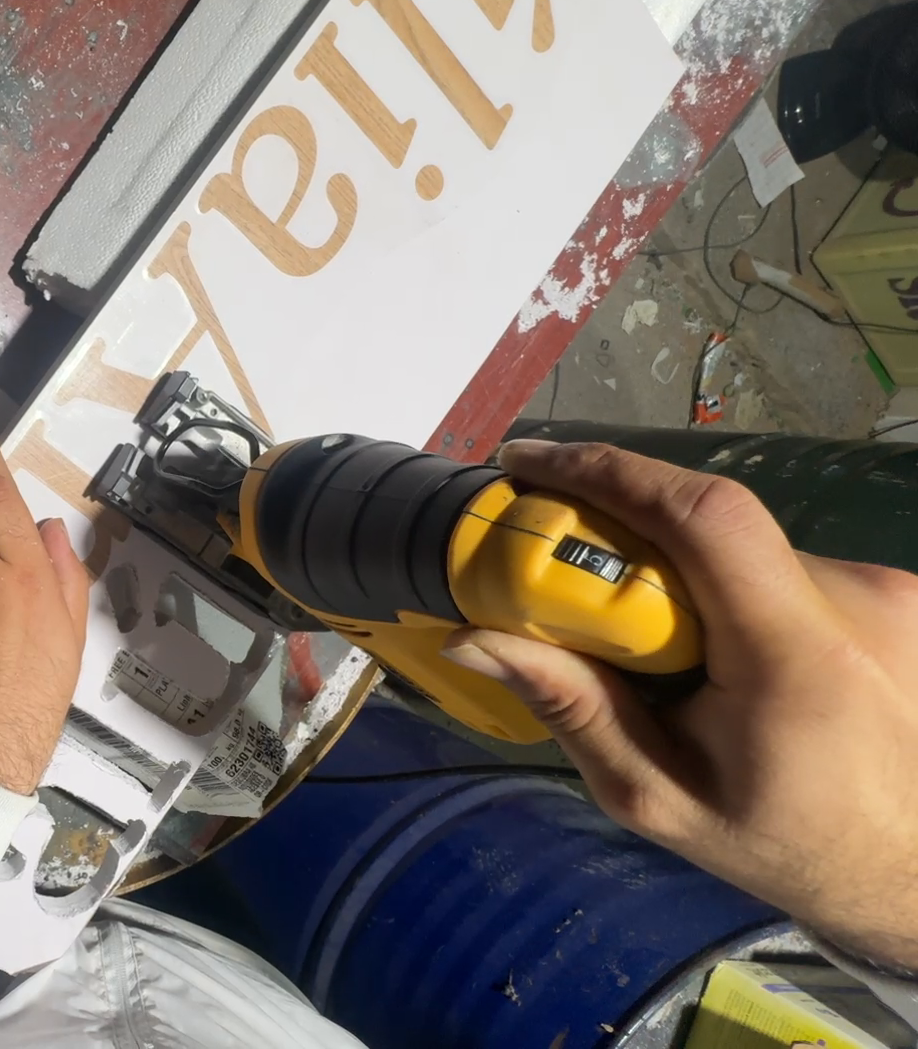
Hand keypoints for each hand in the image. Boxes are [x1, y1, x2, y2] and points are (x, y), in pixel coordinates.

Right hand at [442, 440, 917, 968]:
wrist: (917, 875)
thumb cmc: (780, 840)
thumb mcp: (649, 791)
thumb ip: (567, 706)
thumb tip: (466, 640)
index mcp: (800, 655)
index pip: (703, 516)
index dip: (606, 471)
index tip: (522, 463)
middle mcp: (861, 602)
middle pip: (702, 523)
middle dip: (608, 527)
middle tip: (542, 558)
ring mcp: (887, 594)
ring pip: (730, 542)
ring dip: (657, 560)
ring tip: (623, 623)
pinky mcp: (890, 596)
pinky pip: (761, 560)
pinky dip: (700, 576)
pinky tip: (687, 633)